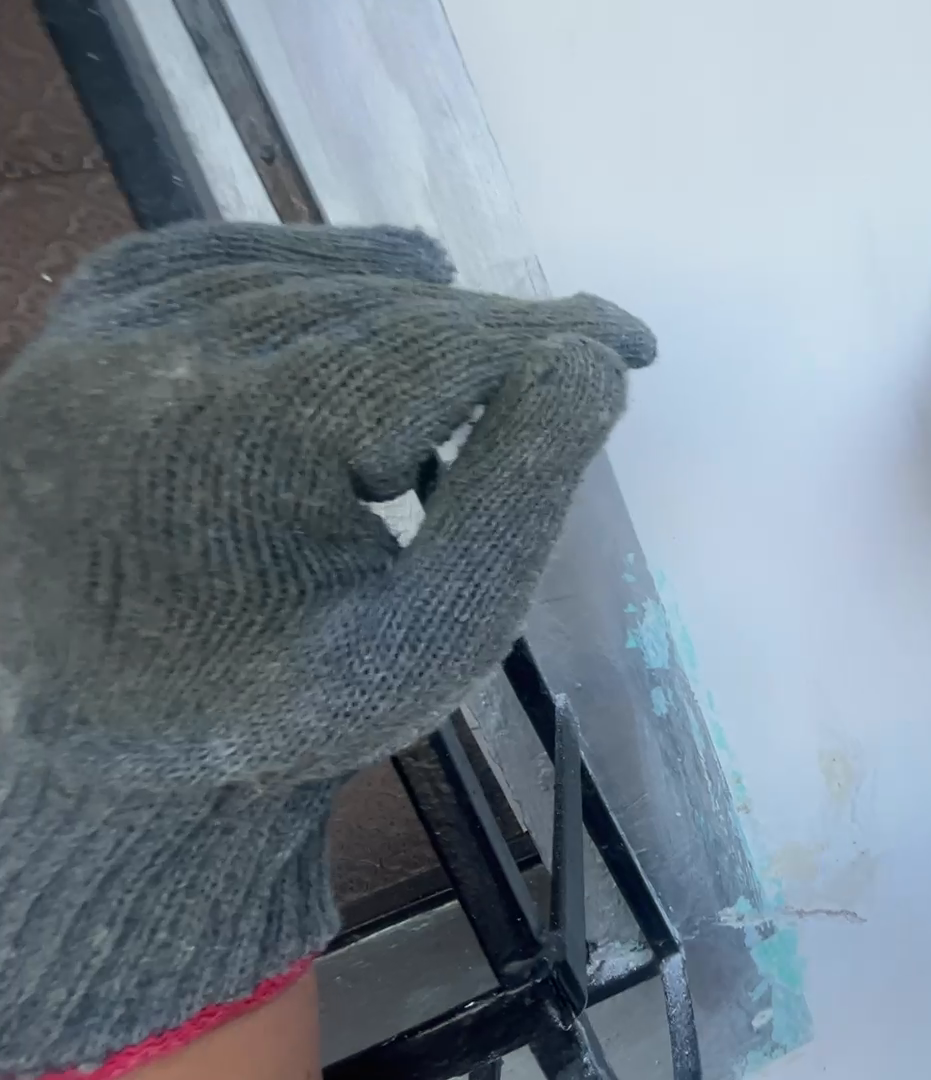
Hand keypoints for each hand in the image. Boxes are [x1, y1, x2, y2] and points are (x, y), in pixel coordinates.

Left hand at [0, 222, 652, 1075]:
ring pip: (319, 287)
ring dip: (437, 315)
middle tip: (594, 357)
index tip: (638, 346)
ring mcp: (92, 348)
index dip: (558, 337)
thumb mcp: (446, 628)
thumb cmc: (300, 706)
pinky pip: (211, 263)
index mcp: (244, 436)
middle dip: (511, 331)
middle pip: (390, 312)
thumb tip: (587, 362)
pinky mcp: (74, 352)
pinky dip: (318, 257)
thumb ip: (522, 487)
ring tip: (514, 352)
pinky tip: (391, 270)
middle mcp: (149, 363)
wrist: (108, 757)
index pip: (447, 347)